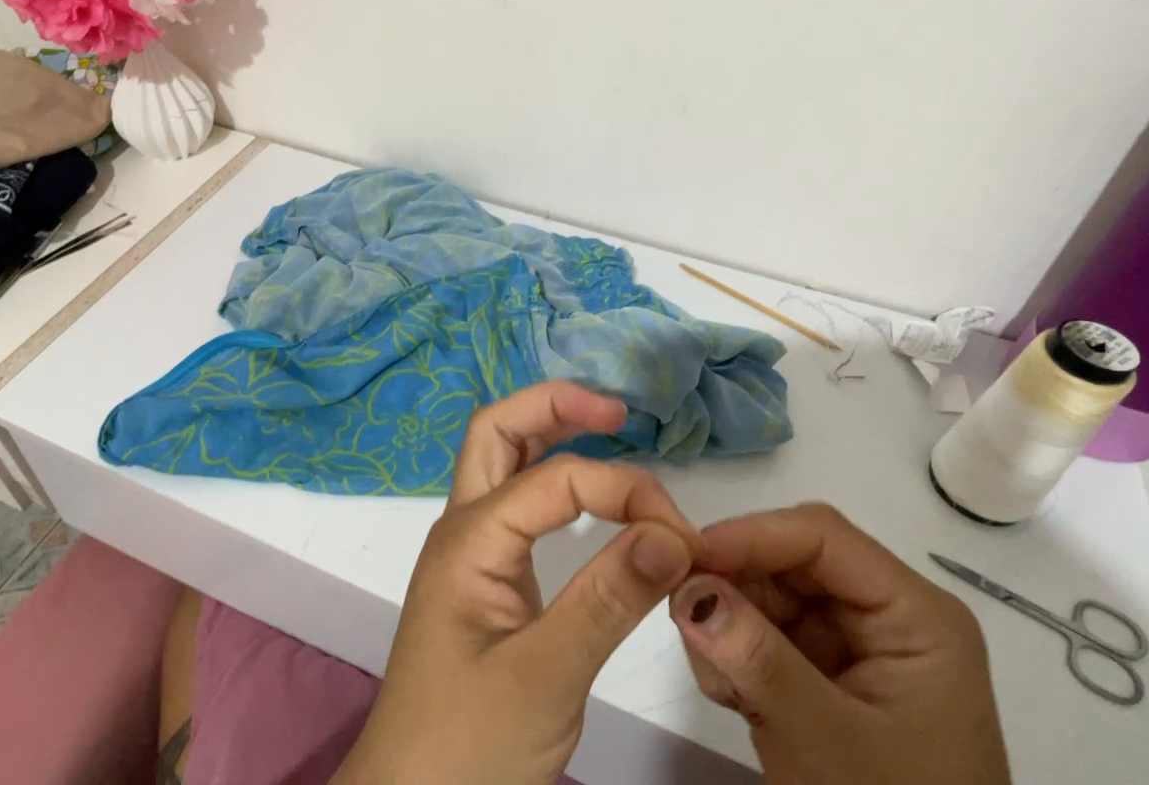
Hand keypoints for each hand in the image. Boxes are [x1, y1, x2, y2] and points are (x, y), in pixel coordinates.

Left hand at [334, 382, 700, 784]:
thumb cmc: (467, 743)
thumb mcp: (544, 676)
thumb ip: (607, 601)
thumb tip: (674, 536)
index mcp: (469, 539)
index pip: (556, 478)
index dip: (625, 489)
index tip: (683, 539)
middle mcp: (465, 530)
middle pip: (497, 432)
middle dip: (554, 405)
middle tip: (618, 411)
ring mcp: (473, 553)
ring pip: (504, 462)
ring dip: (551, 432)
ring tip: (610, 426)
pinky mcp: (490, 580)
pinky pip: (520, 505)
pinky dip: (556, 479)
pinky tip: (589, 495)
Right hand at [669, 503, 1010, 784]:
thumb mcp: (828, 742)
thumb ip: (758, 661)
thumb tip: (687, 587)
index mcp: (913, 615)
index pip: (822, 537)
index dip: (751, 534)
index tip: (683, 554)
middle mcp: (881, 614)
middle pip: (786, 562)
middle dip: (733, 588)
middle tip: (685, 623)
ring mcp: (847, 644)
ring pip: (762, 595)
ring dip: (727, 629)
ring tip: (727, 690)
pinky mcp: (818, 672)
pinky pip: (757, 634)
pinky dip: (732, 658)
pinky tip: (737, 701)